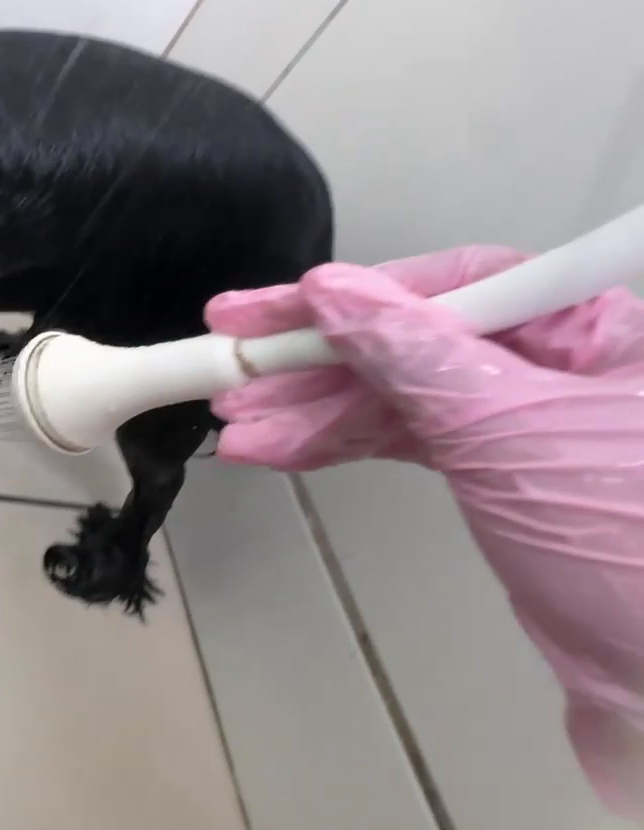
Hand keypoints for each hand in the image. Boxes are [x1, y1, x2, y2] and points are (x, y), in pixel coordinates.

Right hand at [206, 246, 643, 470]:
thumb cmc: (631, 545)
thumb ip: (414, 354)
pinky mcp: (492, 466)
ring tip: (234, 428)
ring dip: (306, 412)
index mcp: (603, 332)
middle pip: (409, 340)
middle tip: (226, 369)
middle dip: (311, 364)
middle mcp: (563, 362)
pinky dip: (332, 444)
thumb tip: (327, 286)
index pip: (457, 284)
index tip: (263, 313)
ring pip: (391, 393)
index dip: (352, 295)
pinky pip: (398, 436)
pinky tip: (271, 452)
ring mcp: (523, 417)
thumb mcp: (512, 434)